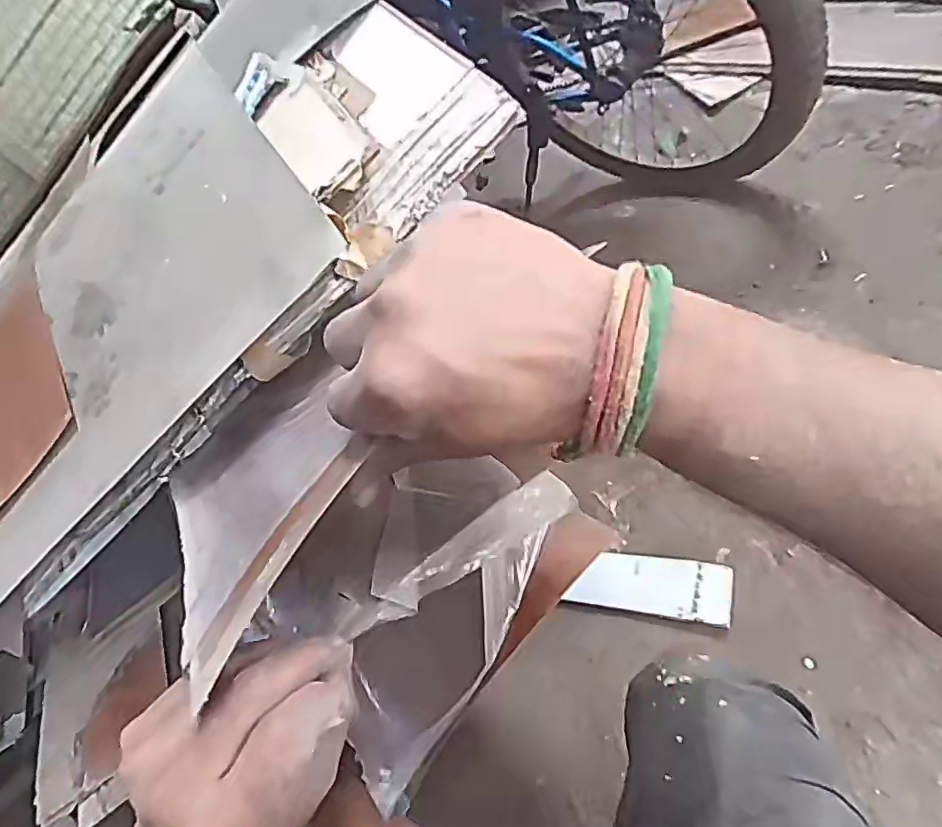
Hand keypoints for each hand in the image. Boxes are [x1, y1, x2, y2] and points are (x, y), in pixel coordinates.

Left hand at [116, 639, 354, 826]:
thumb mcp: (300, 817)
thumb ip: (319, 751)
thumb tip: (333, 686)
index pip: (280, 738)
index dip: (317, 699)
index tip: (342, 677)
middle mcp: (176, 785)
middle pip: (249, 693)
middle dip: (300, 663)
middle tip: (334, 650)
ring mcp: (150, 749)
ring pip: (227, 674)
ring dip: (273, 656)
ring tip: (304, 656)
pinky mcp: (138, 724)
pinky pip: (204, 675)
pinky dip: (241, 664)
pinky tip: (263, 668)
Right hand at [324, 202, 612, 456]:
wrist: (602, 345)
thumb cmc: (525, 408)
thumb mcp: (452, 442)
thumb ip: (392, 456)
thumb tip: (356, 489)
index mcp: (384, 381)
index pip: (339, 402)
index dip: (369, 409)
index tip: (397, 405)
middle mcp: (384, 317)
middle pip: (342, 341)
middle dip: (370, 355)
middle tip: (418, 358)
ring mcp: (412, 262)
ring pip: (371, 291)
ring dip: (393, 308)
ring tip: (444, 316)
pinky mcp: (444, 223)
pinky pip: (412, 249)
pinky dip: (430, 268)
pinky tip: (467, 283)